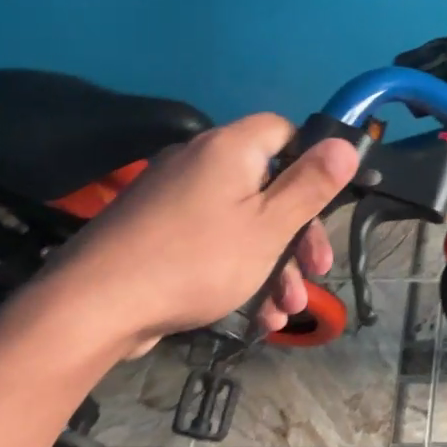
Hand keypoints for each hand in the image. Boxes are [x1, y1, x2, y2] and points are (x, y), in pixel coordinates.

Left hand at [14, 113, 360, 359]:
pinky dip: (241, 274)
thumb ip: (311, 185)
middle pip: (268, 187)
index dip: (311, 163)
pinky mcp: (160, 234)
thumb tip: (346, 143)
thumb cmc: (199, 260)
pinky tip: (258, 315)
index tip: (325, 205)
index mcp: (230, 150)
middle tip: (318, 272)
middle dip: (299, 236)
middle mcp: (200, 164)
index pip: (282, 131)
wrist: (101, 304)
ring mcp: (176, 200)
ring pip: (245, 225)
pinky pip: (216, 244)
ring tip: (286, 309)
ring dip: (276, 267)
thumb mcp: (270, 226)